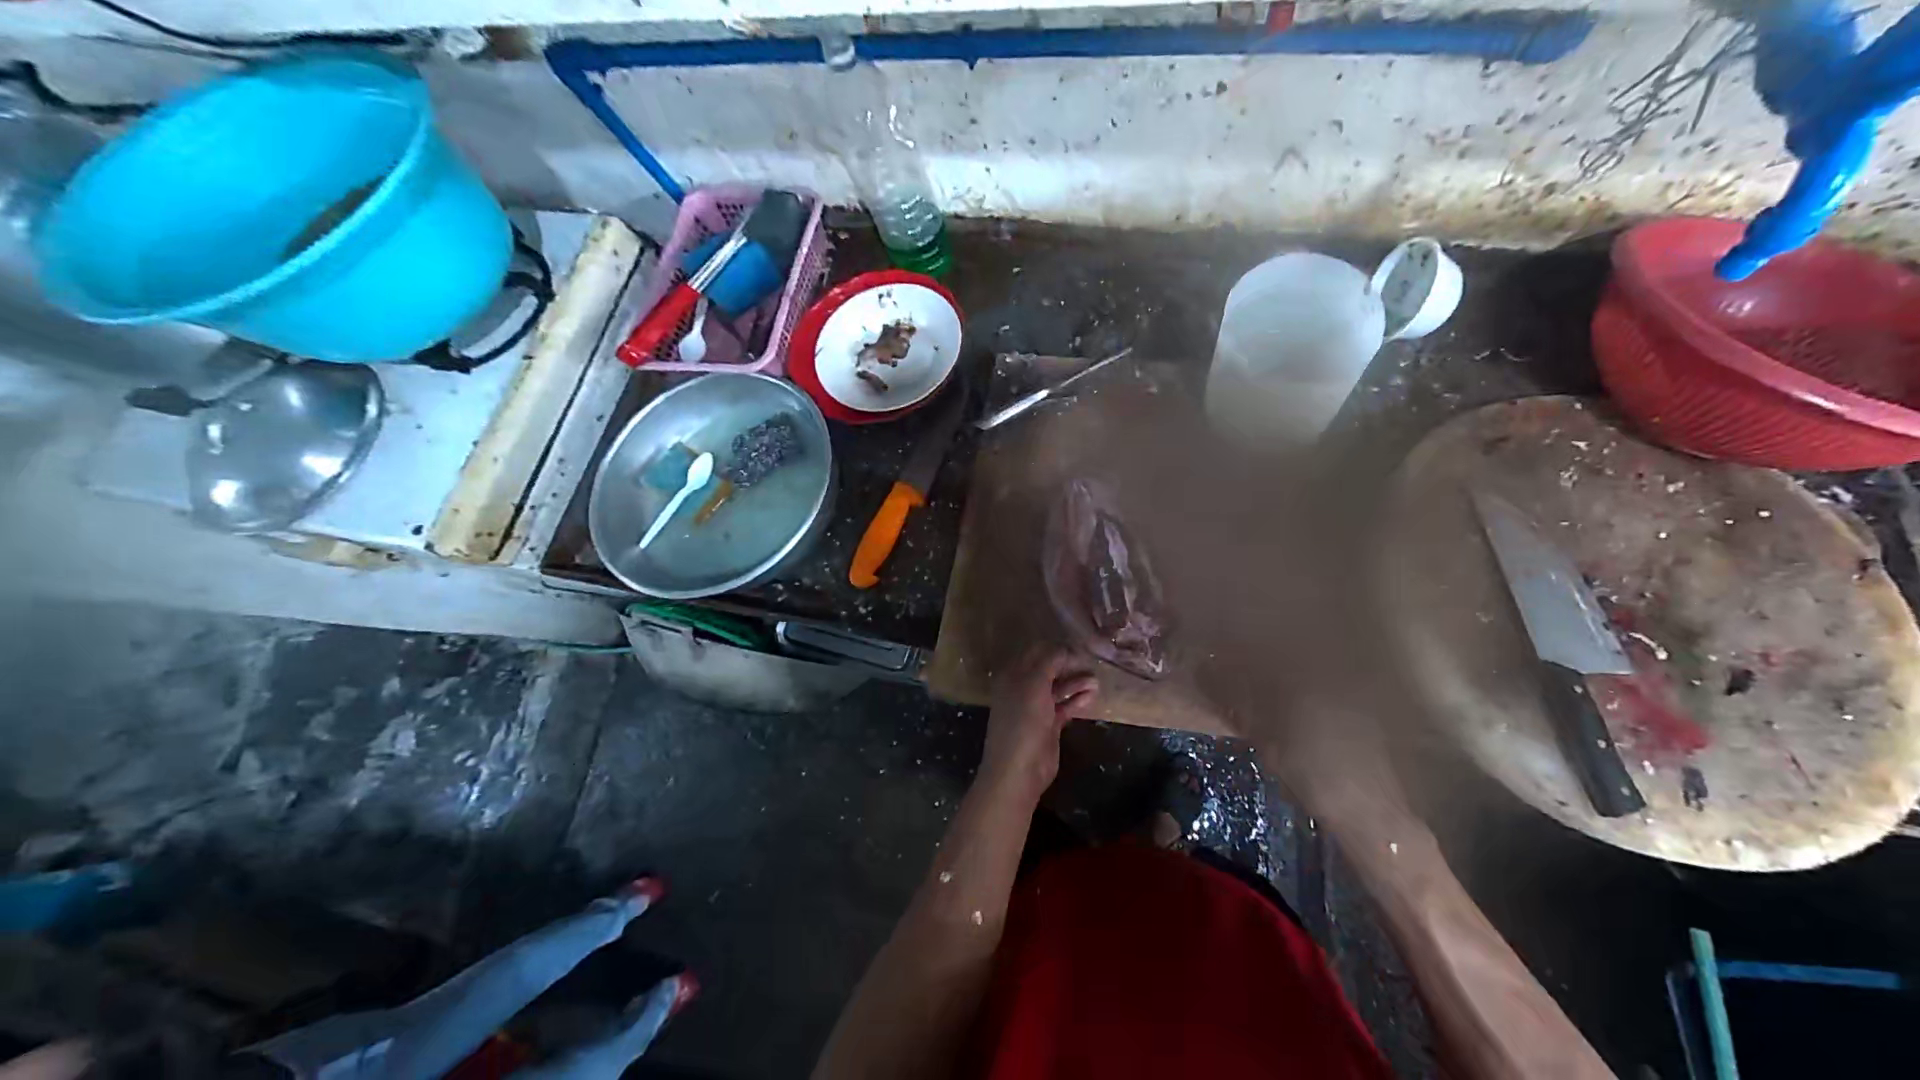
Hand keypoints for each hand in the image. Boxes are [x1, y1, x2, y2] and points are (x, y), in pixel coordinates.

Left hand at [980, 647, 1097, 796]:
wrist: (1019, 769)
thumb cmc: (1023, 721)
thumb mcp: (1034, 684)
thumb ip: (1049, 662)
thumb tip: (1064, 649)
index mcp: (1013, 676)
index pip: (1035, 653)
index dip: (1056, 648)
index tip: (1079, 646)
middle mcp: (1022, 689)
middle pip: (1048, 670)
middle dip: (1068, 665)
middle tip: (1091, 661)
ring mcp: (1035, 708)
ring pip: (1058, 688)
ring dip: (1076, 682)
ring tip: (1096, 680)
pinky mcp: (1049, 725)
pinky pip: (1065, 706)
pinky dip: (1077, 700)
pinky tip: (1093, 694)